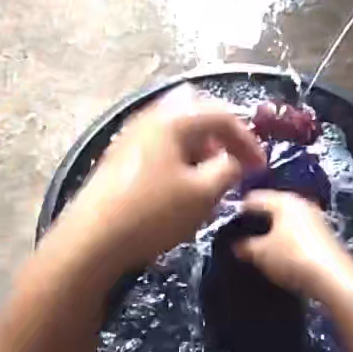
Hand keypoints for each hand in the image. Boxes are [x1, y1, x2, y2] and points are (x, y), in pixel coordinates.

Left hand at [54, 86, 266, 272]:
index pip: (222, 115)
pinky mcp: (120, 156)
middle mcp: (150, 117)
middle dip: (221, 133)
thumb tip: (234, 161)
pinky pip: (160, 143)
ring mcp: (131, 135)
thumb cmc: (153, 214)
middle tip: (234, 160)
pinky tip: (182, 183)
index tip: (261, 167)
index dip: (248, 140)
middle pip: (196, 110)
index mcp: (173, 119)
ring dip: (200, 145)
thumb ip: (228, 169)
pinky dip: (179, 154)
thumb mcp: (203, 194)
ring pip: (176, 127)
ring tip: (210, 175)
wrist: (92, 240)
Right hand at [232, 189, 352, 302]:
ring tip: (257, 249)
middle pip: (271, 207)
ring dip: (272, 232)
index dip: (236, 210)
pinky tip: (280, 256)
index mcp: (283, 199)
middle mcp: (301, 202)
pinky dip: (287, 241)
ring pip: (286, 221)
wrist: (334, 279)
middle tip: (239, 237)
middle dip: (256, 221)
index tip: (224, 225)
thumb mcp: (259, 253)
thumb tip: (235, 244)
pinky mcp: (325, 236)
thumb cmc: (292, 258)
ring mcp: (316, 218)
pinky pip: (298, 233)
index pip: (252, 197)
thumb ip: (244, 246)